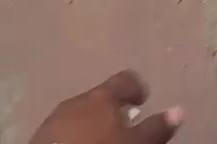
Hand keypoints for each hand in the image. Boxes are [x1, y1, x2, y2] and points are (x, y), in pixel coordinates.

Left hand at [28, 71, 181, 143]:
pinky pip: (61, 132)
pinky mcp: (37, 138)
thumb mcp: (134, 143)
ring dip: (90, 124)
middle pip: (100, 97)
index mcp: (103, 95)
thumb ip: (156, 127)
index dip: (136, 87)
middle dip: (112, 110)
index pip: (125, 78)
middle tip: (123, 128)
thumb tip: (180, 109)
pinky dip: (72, 136)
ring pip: (79, 115)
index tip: (143, 100)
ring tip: (100, 141)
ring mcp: (54, 119)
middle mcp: (78, 99)